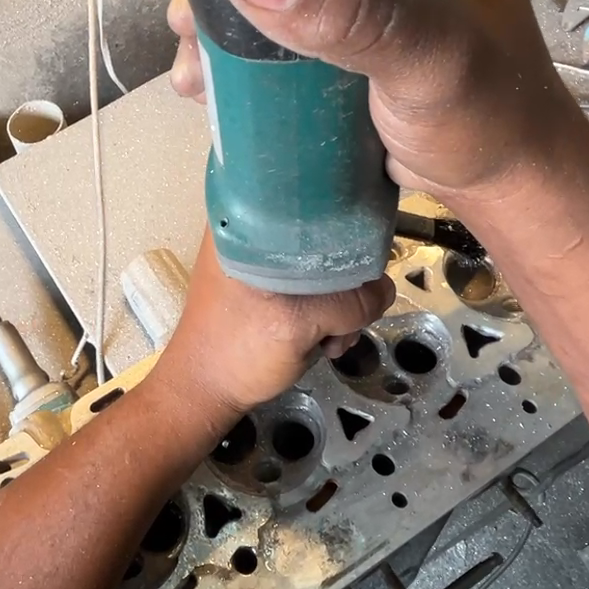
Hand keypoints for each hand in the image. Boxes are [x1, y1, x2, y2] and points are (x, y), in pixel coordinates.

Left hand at [158, 232, 392, 418]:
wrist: (205, 389)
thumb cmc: (236, 350)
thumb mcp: (296, 323)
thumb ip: (348, 302)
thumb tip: (383, 289)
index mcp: (246, 219)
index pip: (315, 199)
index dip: (344, 226)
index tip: (357, 261)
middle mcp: (256, 228)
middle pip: (330, 239)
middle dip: (347, 284)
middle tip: (337, 323)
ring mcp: (267, 259)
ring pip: (330, 269)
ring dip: (340, 308)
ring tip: (326, 340)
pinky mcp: (276, 286)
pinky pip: (319, 288)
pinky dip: (328, 315)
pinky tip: (320, 341)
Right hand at [167, 0, 588, 201]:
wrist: (501, 176)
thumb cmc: (487, 112)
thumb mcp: (426, 55)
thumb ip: (352, 9)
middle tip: (189, 32)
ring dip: (222, 21)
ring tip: (194, 72)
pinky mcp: (344, 18)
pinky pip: (277, 16)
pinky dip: (241, 48)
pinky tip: (212, 83)